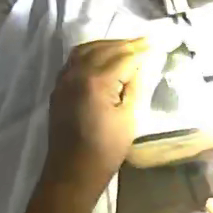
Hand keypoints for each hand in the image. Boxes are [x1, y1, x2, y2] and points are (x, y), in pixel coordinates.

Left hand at [42, 39, 148, 197]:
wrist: (72, 171)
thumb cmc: (106, 150)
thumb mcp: (129, 118)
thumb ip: (134, 86)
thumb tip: (140, 65)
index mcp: (96, 81)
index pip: (123, 57)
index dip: (140, 49)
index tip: (155, 42)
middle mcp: (76, 73)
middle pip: (103, 48)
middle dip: (125, 44)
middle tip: (144, 42)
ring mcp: (63, 79)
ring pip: (86, 50)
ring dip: (107, 45)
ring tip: (126, 47)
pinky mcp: (58, 87)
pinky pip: (74, 60)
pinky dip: (90, 53)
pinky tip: (102, 57)